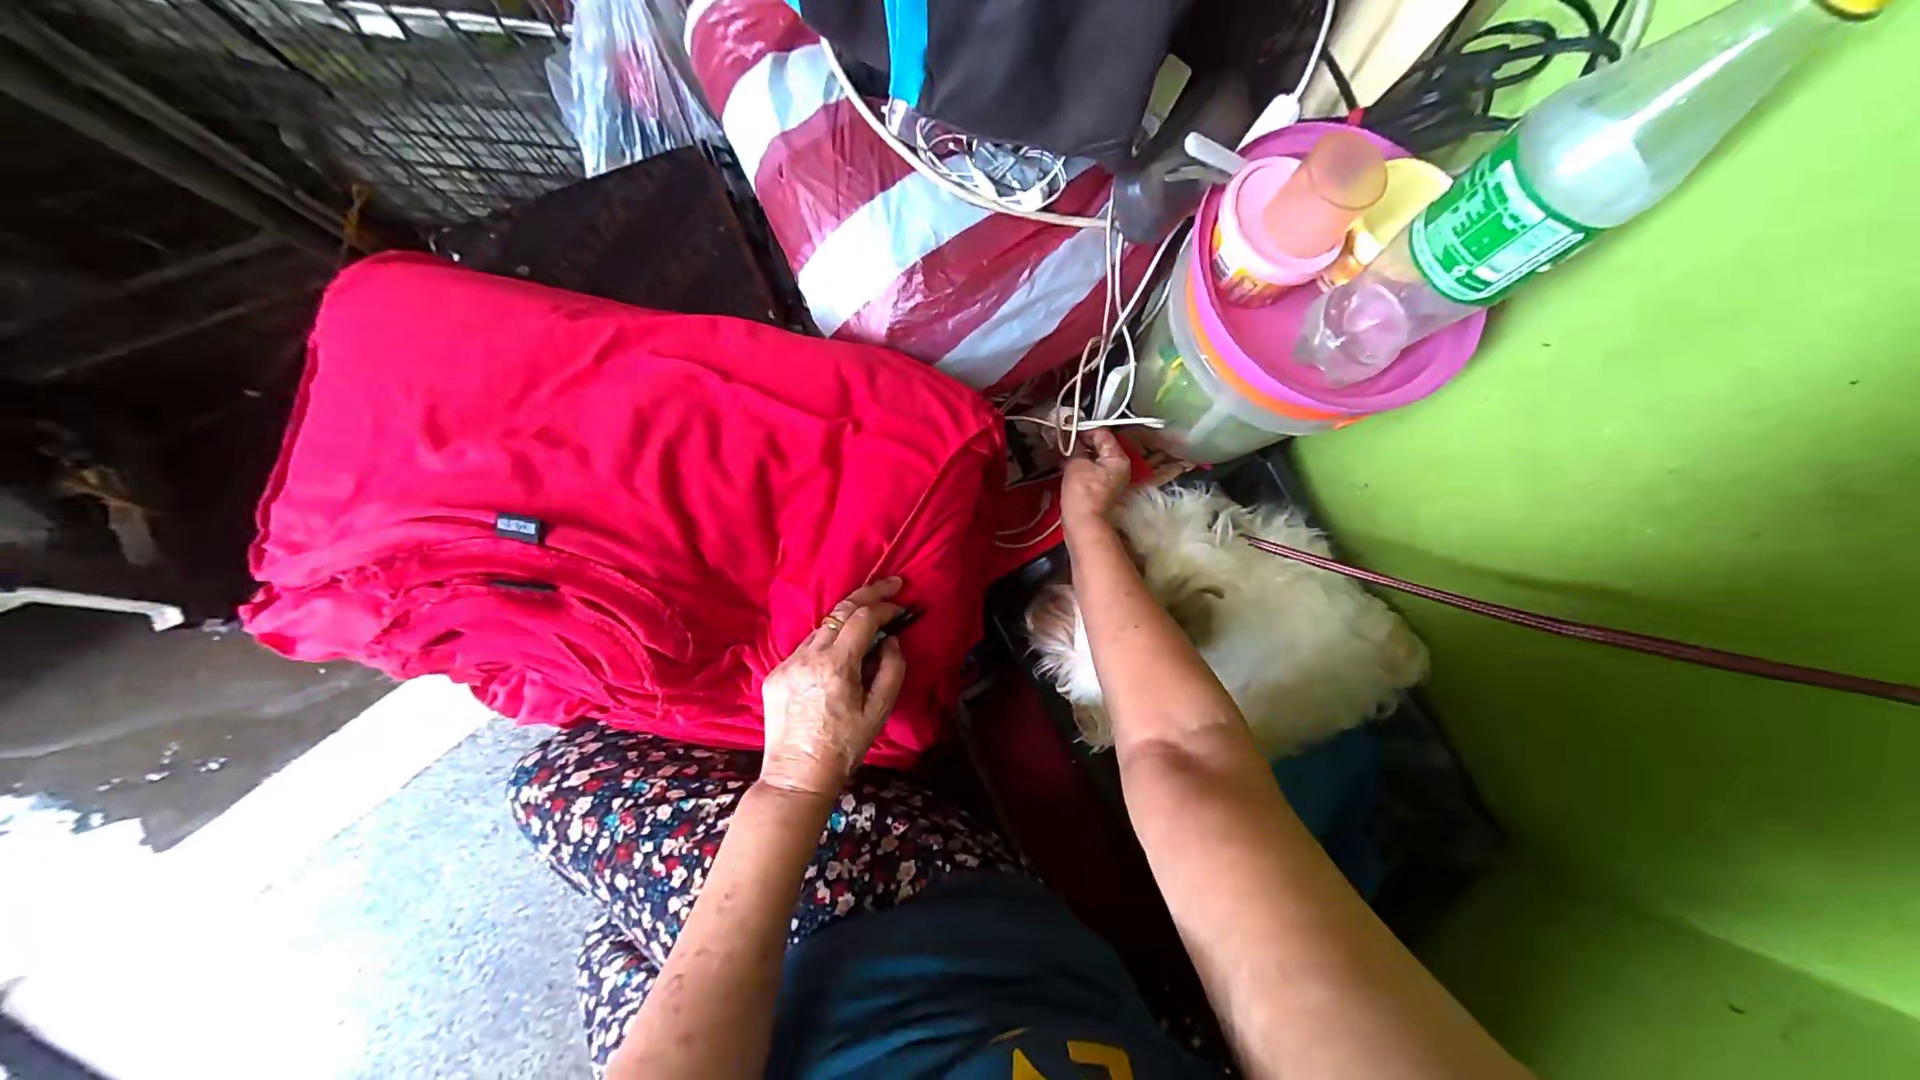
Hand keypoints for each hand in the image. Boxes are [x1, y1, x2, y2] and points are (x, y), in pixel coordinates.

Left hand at [759, 578, 907, 798]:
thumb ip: (891, 669)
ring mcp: (787, 664)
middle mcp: (808, 657)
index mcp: (836, 666)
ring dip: (846, 621)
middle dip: (868, 594)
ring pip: (822, 629)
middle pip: (840, 611)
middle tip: (891, 585)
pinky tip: (838, 655)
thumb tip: (889, 641)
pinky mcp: (775, 674)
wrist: (797, 776)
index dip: (884, 606)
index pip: (862, 618)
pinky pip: (806, 648)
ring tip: (867, 624)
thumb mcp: (879, 711)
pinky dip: (826, 643)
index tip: (901, 605)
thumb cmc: (844, 747)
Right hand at [1060, 428, 1132, 531]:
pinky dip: (1080, 464)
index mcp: (1118, 458)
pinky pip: (1091, 469)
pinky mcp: (1101, 487)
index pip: (1103, 434)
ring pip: (1094, 458)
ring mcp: (1111, 478)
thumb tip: (1071, 438)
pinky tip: (1066, 462)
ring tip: (1062, 449)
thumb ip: (1075, 448)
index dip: (1084, 429)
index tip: (1066, 429)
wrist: (1083, 523)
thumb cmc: (1082, 492)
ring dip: (1079, 453)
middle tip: (1062, 438)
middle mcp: (1119, 466)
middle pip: (1100, 446)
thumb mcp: (1076, 464)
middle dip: (1081, 441)